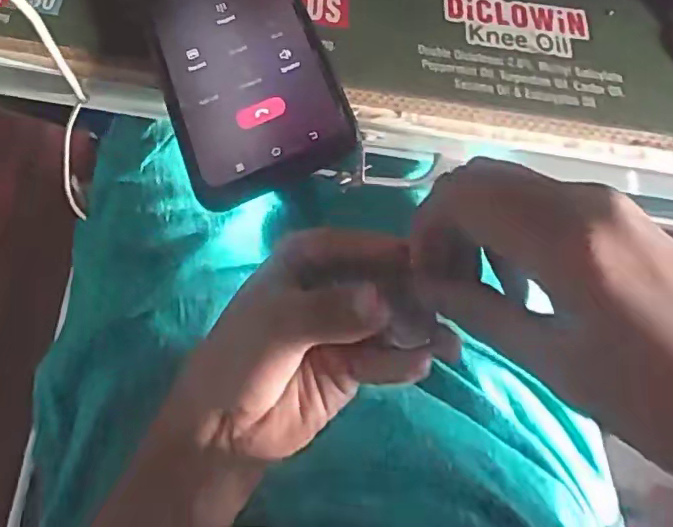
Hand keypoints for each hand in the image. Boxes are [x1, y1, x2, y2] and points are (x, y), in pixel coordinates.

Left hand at [162, 228, 459, 463]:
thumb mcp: (280, 325)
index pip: (356, 246)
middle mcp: (330, 283)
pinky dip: (404, 360)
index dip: (391, 252)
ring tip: (447, 343)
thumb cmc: (242, 356)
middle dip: (412, 294)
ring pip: (390, 319)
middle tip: (447, 311)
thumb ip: (329, 312)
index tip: (431, 263)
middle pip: (381, 281)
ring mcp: (344, 325)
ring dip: (418, 328)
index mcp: (307, 257)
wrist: (225, 426)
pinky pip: (386, 357)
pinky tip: (422, 364)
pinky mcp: (353, 364)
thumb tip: (381, 300)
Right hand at [411, 158, 672, 526]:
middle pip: (483, 178)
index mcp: (564, 235)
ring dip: (483, 223)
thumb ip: (482, 312)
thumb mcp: (561, 365)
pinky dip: (519, 227)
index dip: (424, 228)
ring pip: (515, 187)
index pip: (460, 195)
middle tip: (445, 278)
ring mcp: (610, 203)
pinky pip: (551, 203)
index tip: (420, 275)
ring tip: (488, 290)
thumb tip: (426, 286)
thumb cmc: (670, 407)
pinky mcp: (630, 217)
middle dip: (448, 220)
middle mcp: (582, 199)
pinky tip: (535, 284)